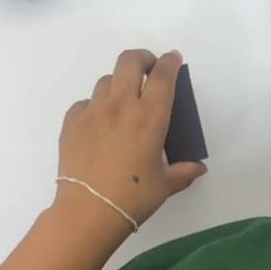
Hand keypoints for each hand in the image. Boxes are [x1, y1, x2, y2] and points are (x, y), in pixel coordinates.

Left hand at [55, 49, 206, 233]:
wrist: (89, 210)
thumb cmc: (133, 198)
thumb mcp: (165, 185)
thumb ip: (184, 172)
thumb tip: (198, 168)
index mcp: (149, 118)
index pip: (163, 76)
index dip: (170, 62)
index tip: (173, 60)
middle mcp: (121, 106)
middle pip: (129, 62)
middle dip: (142, 59)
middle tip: (149, 70)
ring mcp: (93, 112)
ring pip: (106, 80)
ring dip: (119, 83)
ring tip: (124, 101)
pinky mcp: (72, 123)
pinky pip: (85, 103)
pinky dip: (95, 106)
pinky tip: (100, 123)